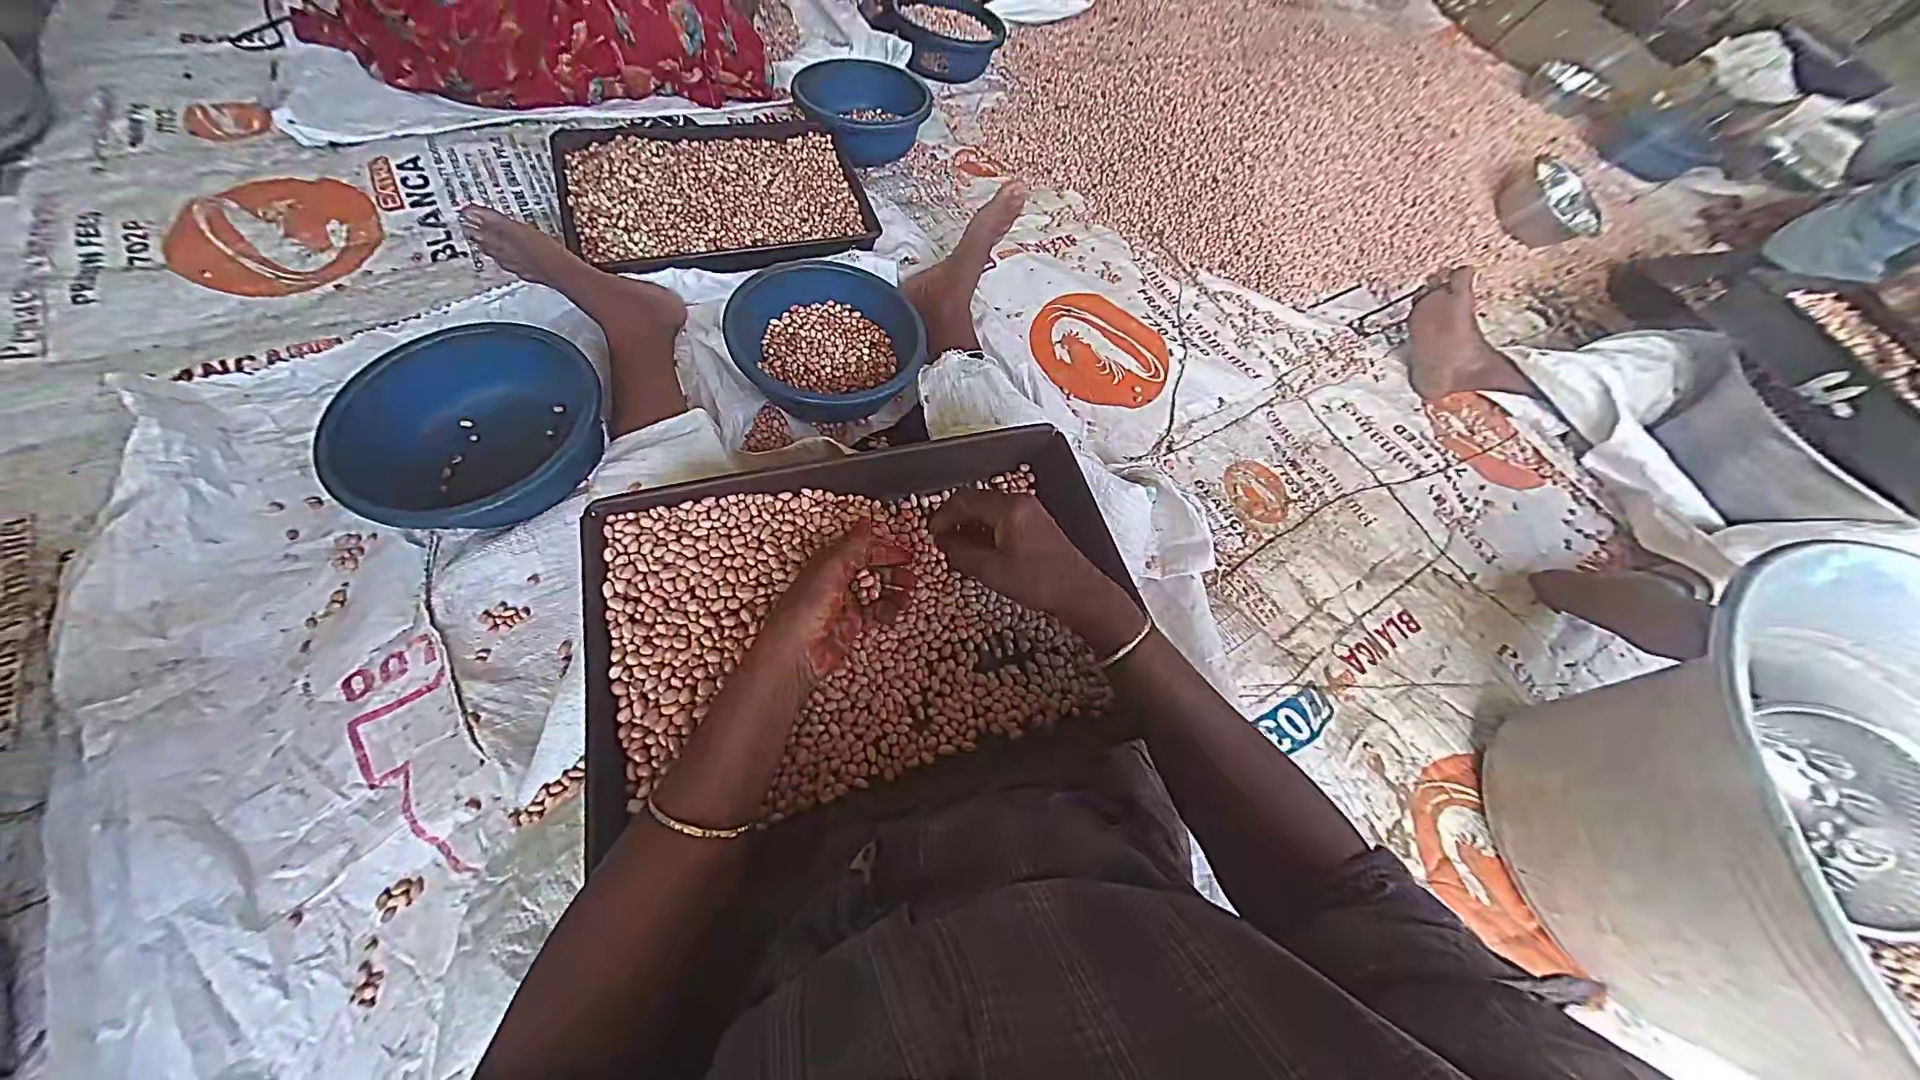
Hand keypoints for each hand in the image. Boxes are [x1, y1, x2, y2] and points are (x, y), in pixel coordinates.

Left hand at [749, 523, 915, 687]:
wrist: (795, 654)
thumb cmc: (805, 610)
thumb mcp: (831, 569)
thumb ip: (852, 546)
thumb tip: (865, 521)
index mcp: (827, 563)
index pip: (860, 550)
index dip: (883, 549)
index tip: (905, 554)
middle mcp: (835, 582)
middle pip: (870, 569)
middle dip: (892, 570)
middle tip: (910, 575)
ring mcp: (843, 604)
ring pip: (875, 590)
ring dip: (893, 590)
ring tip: (907, 594)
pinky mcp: (849, 625)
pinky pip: (874, 612)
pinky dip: (887, 610)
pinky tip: (894, 611)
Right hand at [930, 490, 1140, 651]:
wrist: (1079, 591)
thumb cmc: (1038, 581)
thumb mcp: (991, 571)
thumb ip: (961, 554)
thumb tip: (942, 543)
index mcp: (1008, 508)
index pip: (964, 500)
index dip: (942, 516)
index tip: (931, 533)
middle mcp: (1019, 502)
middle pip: (976, 501)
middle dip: (955, 520)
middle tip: (941, 541)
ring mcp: (1030, 511)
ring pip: (989, 510)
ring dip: (970, 526)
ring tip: (958, 549)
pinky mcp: (1036, 523)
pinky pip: (1003, 518)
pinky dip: (986, 530)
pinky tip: (980, 550)